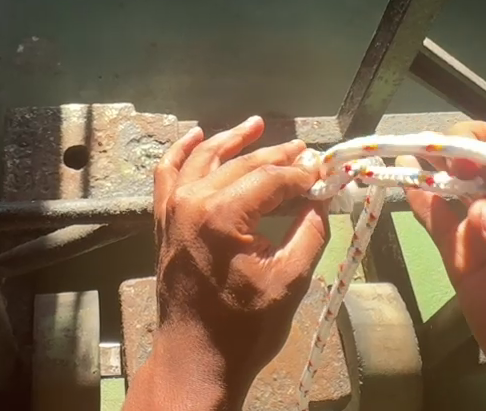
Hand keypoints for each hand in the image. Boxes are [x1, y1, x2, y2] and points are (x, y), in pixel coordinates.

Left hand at [122, 116, 329, 410]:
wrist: (195, 360)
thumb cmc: (245, 328)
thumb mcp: (290, 282)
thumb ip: (310, 231)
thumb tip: (323, 195)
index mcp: (223, 215)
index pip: (271, 179)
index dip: (301, 173)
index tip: (323, 169)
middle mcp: (193, 200)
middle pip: (242, 164)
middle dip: (276, 156)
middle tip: (304, 151)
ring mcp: (172, 207)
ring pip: (205, 158)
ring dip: (232, 140)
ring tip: (257, 125)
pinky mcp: (162, 218)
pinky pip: (168, 171)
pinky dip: (182, 150)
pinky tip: (197, 135)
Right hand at [405, 121, 485, 410]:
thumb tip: (482, 214)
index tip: (482, 169)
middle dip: (463, 149)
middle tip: (449, 164)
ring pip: (457, 183)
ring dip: (435, 165)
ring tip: (416, 158)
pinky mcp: (465, 266)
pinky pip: (438, 222)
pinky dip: (419, 199)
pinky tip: (406, 180)